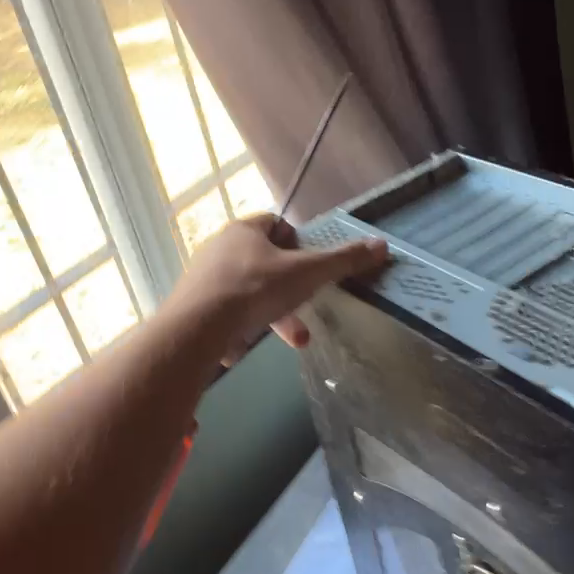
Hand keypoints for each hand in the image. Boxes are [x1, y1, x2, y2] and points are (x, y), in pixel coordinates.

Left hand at [168, 214, 388, 362]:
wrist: (196, 327)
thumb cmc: (255, 289)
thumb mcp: (307, 274)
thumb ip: (343, 261)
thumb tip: (381, 245)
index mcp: (243, 230)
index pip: (276, 224)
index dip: (298, 243)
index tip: (311, 266)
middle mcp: (219, 247)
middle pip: (264, 264)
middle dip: (290, 291)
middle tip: (306, 312)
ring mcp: (202, 277)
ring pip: (246, 292)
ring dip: (270, 314)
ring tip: (290, 340)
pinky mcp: (191, 306)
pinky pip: (223, 314)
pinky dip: (239, 329)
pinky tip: (244, 349)